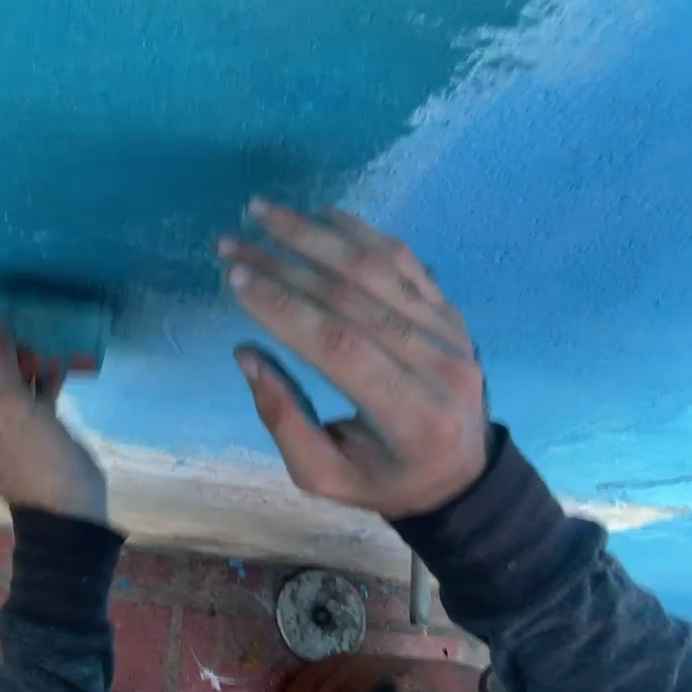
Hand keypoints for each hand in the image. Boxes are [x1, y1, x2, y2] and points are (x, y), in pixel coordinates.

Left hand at [0, 322, 108, 524]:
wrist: (76, 514)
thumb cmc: (36, 464)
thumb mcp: (13, 411)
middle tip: (1, 305)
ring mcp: (4, 426)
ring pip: (5, 380)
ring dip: (19, 356)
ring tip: (33, 322)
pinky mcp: (33, 427)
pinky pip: (32, 392)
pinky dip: (42, 375)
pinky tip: (58, 354)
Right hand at [219, 199, 488, 517]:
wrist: (461, 473)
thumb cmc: (383, 479)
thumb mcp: (324, 476)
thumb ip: (283, 420)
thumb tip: (246, 353)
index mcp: (410, 416)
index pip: (340, 346)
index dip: (285, 308)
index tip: (236, 277)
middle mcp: (439, 364)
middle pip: (354, 297)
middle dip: (283, 265)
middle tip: (230, 244)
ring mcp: (451, 331)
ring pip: (377, 268)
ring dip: (314, 234)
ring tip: (262, 212)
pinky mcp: (450, 312)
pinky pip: (404, 260)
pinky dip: (359, 232)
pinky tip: (320, 215)